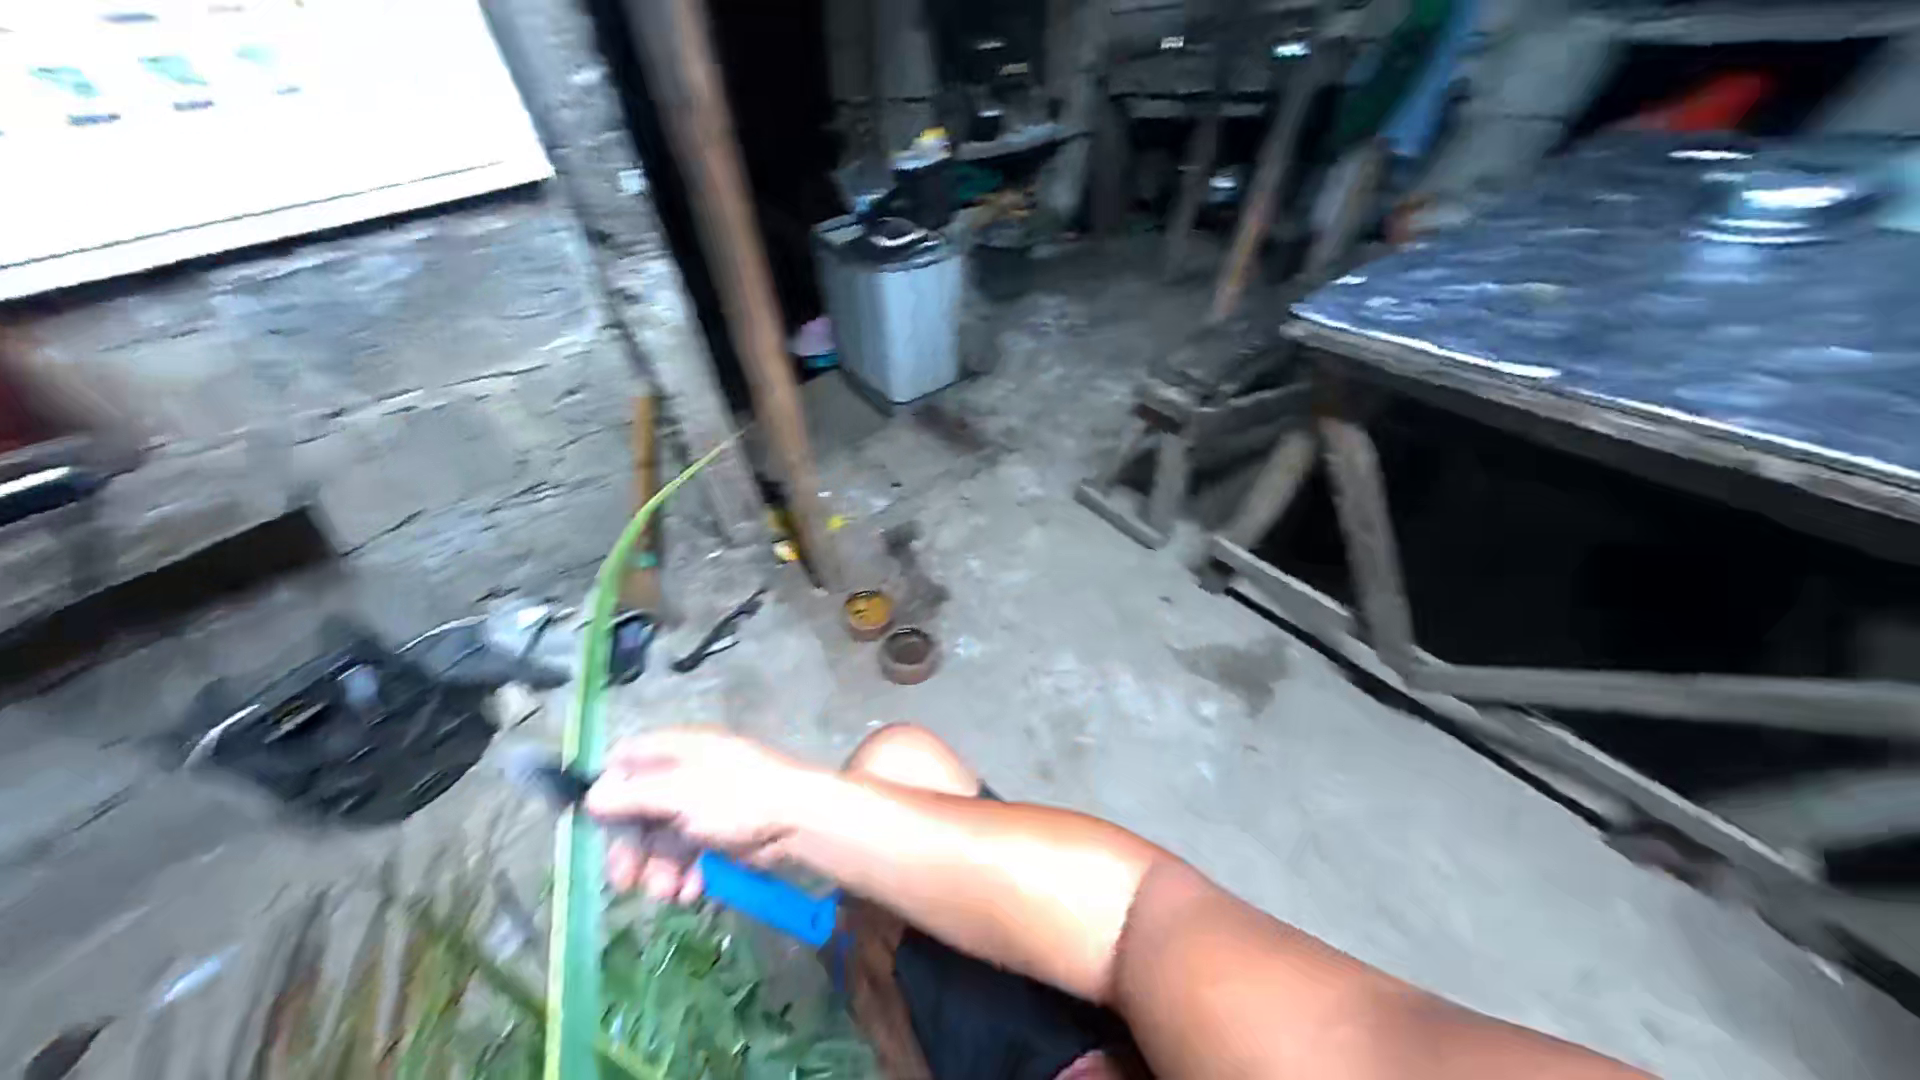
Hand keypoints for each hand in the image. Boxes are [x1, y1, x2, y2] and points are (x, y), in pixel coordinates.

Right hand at [585, 728, 817, 901]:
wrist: (797, 820)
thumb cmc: (738, 797)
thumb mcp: (680, 793)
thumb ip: (634, 795)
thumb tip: (593, 796)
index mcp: (680, 750)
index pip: (630, 757)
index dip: (610, 787)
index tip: (598, 820)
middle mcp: (689, 773)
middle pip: (641, 808)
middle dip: (632, 846)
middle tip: (624, 880)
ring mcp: (705, 804)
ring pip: (664, 838)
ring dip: (659, 870)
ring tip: (667, 893)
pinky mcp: (720, 832)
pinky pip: (690, 853)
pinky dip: (687, 873)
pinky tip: (693, 890)